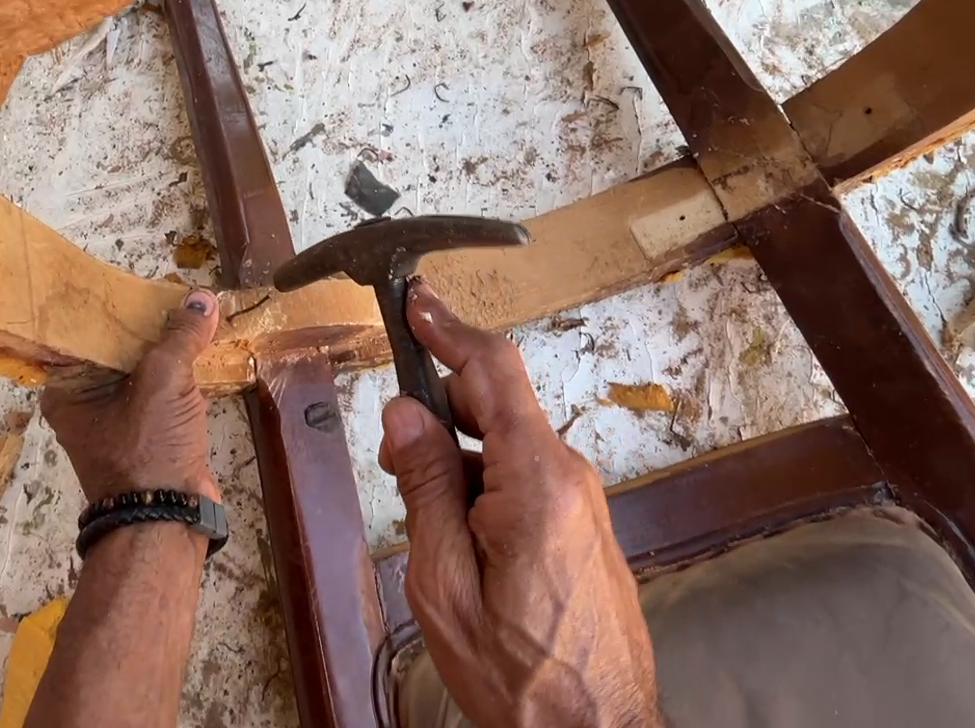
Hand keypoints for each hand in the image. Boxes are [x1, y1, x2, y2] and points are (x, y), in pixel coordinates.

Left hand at [41, 289, 220, 503]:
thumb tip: (202, 298)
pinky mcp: (147, 430)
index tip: (137, 280)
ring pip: (142, 368)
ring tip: (191, 309)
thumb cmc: (148, 448)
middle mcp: (85, 401)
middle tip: (171, 289)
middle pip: (117, 347)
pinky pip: (160, 388)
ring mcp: (117, 418)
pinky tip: (200, 346)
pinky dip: (179, 370)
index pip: (84, 332)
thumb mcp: (164, 381)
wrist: (170, 518)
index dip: (112, 304)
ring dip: (166, 346)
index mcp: (68, 389)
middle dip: (146, 322)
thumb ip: (181, 336)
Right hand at [380, 281, 660, 727]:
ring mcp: (579, 496)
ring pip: (505, 437)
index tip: (416, 302)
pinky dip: (480, 474)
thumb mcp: (442, 580)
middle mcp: (567, 473)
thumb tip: (403, 411)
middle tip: (394, 452)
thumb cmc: (516, 671)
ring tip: (422, 508)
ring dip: (456, 449)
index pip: (492, 370)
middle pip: (495, 400)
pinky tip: (457, 526)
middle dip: (439, 407)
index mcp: (535, 478)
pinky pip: (522, 469)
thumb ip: (424, 484)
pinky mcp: (580, 519)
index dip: (449, 327)